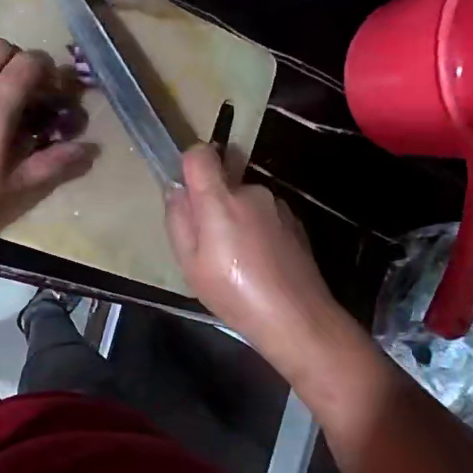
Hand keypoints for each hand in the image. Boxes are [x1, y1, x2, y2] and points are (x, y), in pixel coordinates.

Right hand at [165, 145, 353, 362]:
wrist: (296, 317)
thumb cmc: (234, 293)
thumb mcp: (190, 264)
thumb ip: (178, 221)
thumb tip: (176, 191)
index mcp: (221, 200)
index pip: (201, 154)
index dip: (189, 166)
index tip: (186, 192)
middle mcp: (251, 192)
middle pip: (223, 181)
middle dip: (212, 203)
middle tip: (208, 244)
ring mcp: (277, 205)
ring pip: (244, 200)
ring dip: (236, 220)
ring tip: (236, 260)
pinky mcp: (294, 221)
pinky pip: (263, 215)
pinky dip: (256, 231)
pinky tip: (258, 263)